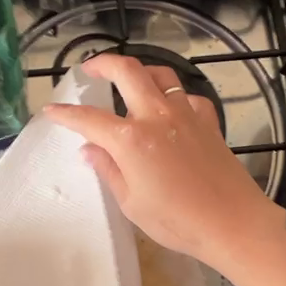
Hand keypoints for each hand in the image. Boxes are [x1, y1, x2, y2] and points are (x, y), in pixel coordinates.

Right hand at [42, 53, 270, 263]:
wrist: (233, 222)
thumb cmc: (177, 221)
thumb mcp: (132, 203)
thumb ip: (109, 170)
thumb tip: (90, 149)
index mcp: (131, 139)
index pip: (89, 119)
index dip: (66, 113)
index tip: (52, 109)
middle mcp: (157, 116)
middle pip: (127, 71)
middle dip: (103, 63)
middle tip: (90, 69)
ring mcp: (186, 114)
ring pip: (161, 75)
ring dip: (140, 71)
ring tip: (129, 79)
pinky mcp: (208, 121)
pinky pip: (187, 97)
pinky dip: (174, 96)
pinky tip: (170, 109)